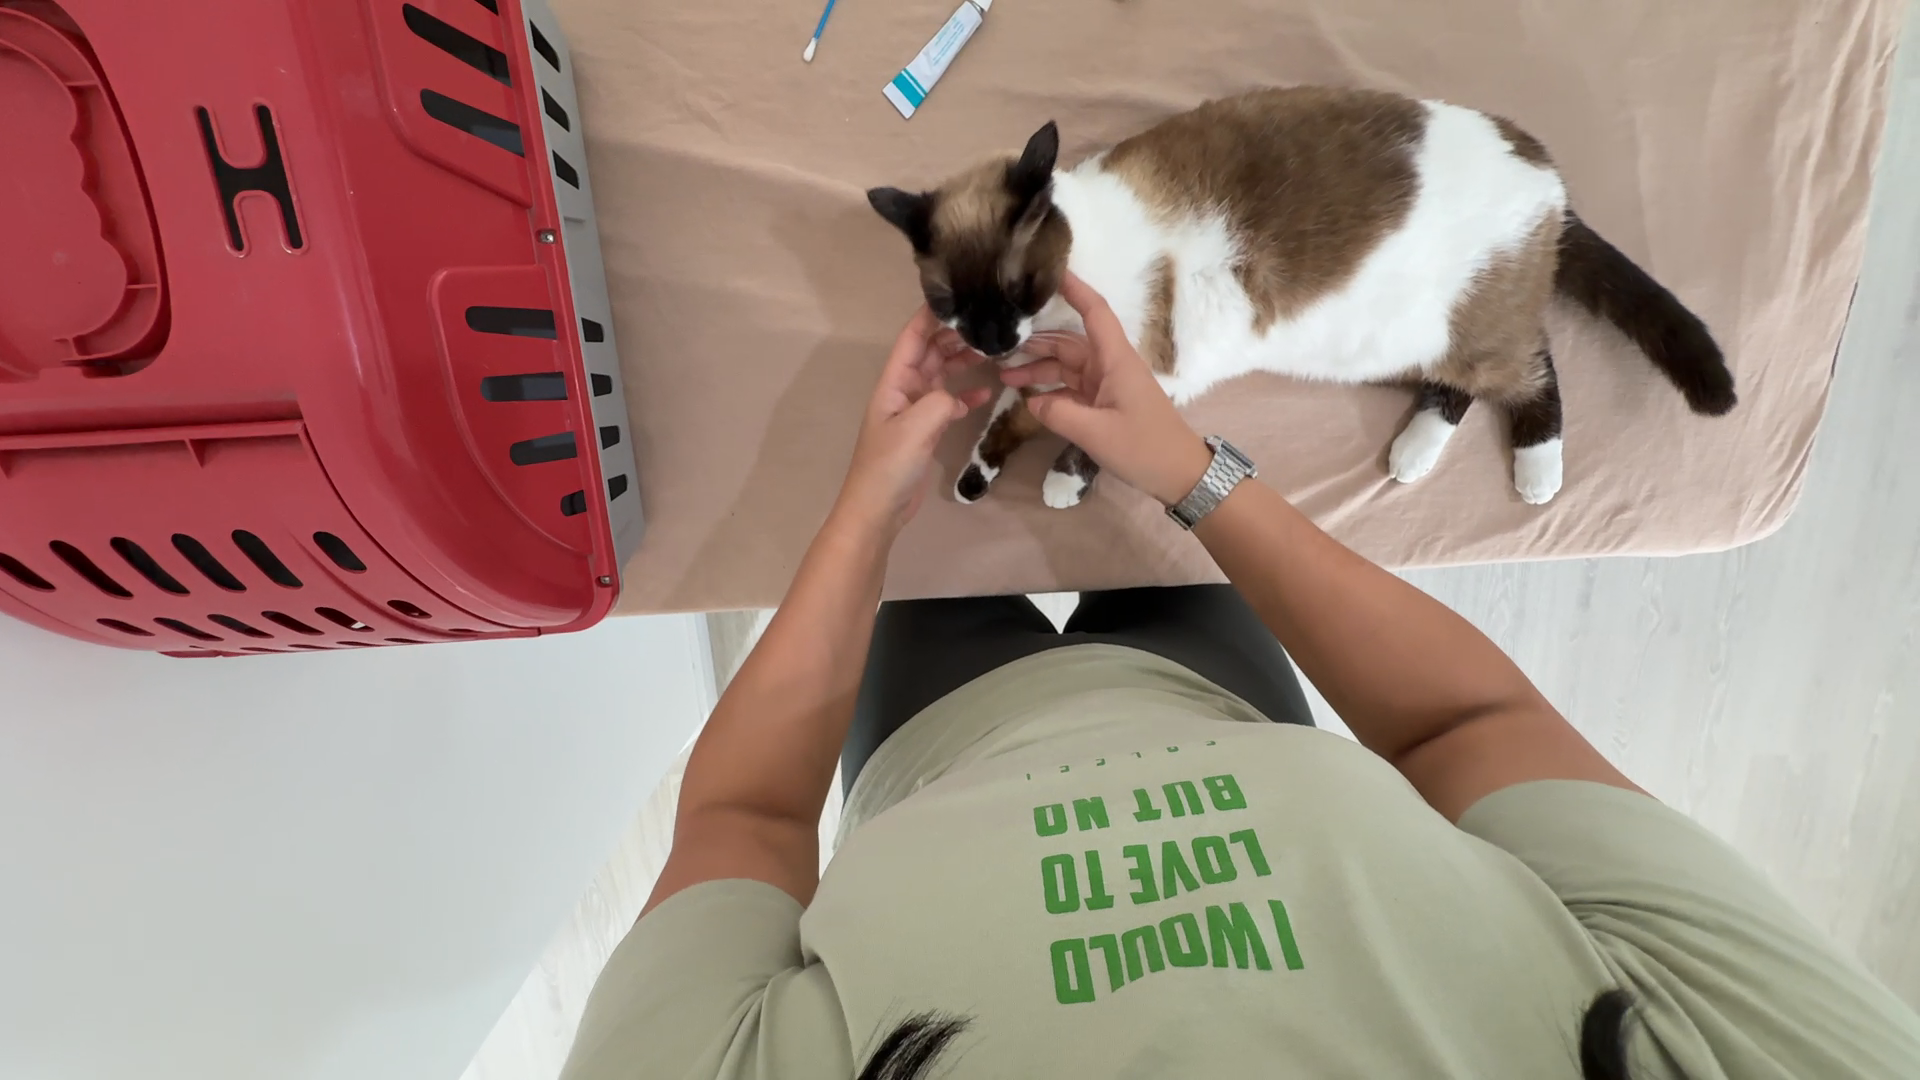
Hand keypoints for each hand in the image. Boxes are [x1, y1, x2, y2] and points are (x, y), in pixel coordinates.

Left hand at [832, 308, 992, 537]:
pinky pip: (947, 405)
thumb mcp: (916, 427)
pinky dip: (964, 397)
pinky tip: (985, 392)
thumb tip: (958, 396)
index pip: (912, 338)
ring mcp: (914, 412)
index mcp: (893, 383)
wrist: (878, 509)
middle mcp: (903, 391)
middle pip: (930, 353)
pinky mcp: (925, 432)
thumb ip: (939, 401)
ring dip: (962, 363)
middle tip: (988, 325)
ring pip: (941, 376)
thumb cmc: (889, 466)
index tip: (960, 297)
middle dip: (954, 336)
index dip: (931, 316)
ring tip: (991, 351)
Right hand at [1000, 273, 1212, 504]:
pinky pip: (1072, 388)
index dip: (1074, 289)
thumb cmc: (1144, 447)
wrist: (1179, 474)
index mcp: (1115, 360)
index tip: (1050, 271)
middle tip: (1000, 347)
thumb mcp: (1095, 433)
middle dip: (1036, 342)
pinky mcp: (1105, 404)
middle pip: (1069, 341)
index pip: (1094, 313)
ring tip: (1004, 376)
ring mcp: (1107, 385)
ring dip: (1038, 368)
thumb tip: (1032, 400)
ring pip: (1067, 366)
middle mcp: (1110, 365)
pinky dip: (1051, 390)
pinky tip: (1028, 397)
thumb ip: (1058, 413)